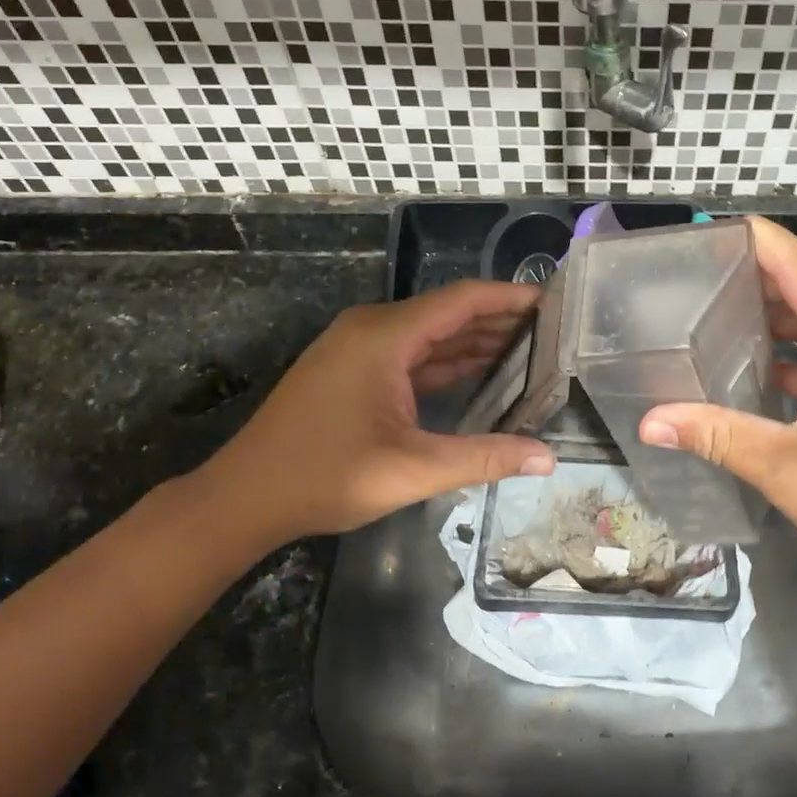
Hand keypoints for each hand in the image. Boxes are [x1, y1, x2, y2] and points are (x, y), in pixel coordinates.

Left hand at [195, 280, 554, 551]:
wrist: (242, 498)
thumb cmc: (324, 476)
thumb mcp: (411, 470)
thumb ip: (484, 458)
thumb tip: (548, 459)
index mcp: (384, 336)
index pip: (462, 300)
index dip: (511, 298)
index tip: (554, 303)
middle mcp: (372, 329)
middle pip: (448, 313)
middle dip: (500, 320)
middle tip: (554, 331)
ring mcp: (358, 349)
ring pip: (430, 335)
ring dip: (476, 342)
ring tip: (531, 350)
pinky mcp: (352, 370)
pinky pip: (411, 355)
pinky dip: (447, 361)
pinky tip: (483, 373)